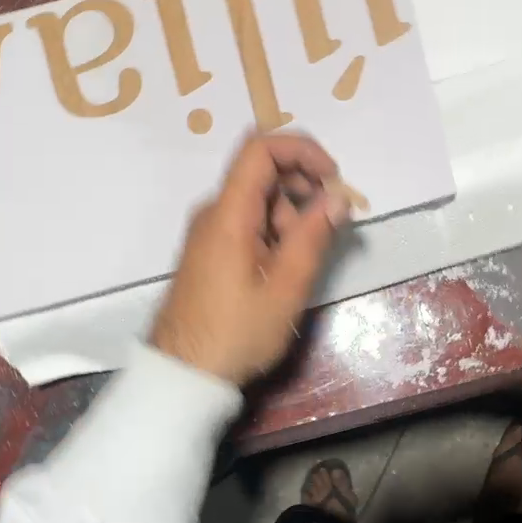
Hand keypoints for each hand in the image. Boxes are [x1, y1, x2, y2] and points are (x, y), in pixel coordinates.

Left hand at [149, 133, 348, 386]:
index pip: (261, 148)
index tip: (333, 181)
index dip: (303, 151)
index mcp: (228, 214)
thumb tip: (338, 199)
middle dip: (301, 190)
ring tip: (299, 265)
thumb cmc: (237, 333)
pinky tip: (280, 272)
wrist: (183, 373)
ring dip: (289, 218)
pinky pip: (245, 224)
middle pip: (261, 173)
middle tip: (323, 231)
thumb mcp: (286, 288)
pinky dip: (272, 234)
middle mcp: (212, 213)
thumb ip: (313, 237)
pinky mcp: (207, 253)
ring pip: (256, 201)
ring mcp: (207, 233)